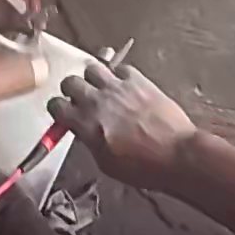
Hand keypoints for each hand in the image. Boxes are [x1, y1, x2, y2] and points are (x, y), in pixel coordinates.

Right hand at [47, 62, 196, 191]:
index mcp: (86, 124)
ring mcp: (119, 87)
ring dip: (93, 78)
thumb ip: (89, 140)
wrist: (177, 155)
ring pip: (92, 67)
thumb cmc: (144, 167)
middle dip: (73, 90)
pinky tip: (124, 86)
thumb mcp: (105, 163)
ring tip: (101, 88)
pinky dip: (119, 75)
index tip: (64, 113)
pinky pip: (120, 67)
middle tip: (81, 99)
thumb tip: (84, 130)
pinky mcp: (138, 81)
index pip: (57, 106)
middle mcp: (98, 101)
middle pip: (70, 82)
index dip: (59, 110)